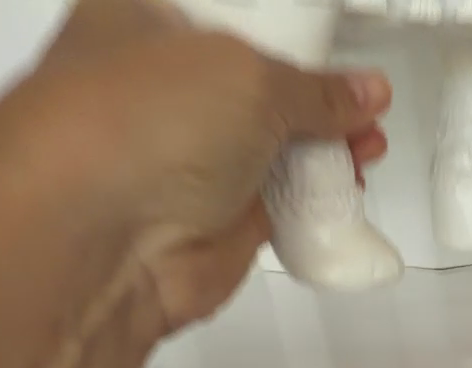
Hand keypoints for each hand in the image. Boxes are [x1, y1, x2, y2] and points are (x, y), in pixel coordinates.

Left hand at [0, 0, 391, 331]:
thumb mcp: (246, 77)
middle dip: (317, 94)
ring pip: (278, 145)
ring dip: (327, 146)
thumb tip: (367, 90)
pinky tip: (352, 186)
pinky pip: (285, 201)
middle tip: (360, 101)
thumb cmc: (132, 128)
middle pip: (261, 83)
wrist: (103, 240)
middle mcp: (166, 88)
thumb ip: (317, 87)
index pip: (226, 14)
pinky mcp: (224, 216)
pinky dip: (320, 198)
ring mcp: (195, 157)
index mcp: (143, 19)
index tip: (328, 42)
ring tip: (368, 143)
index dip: (282, 29)